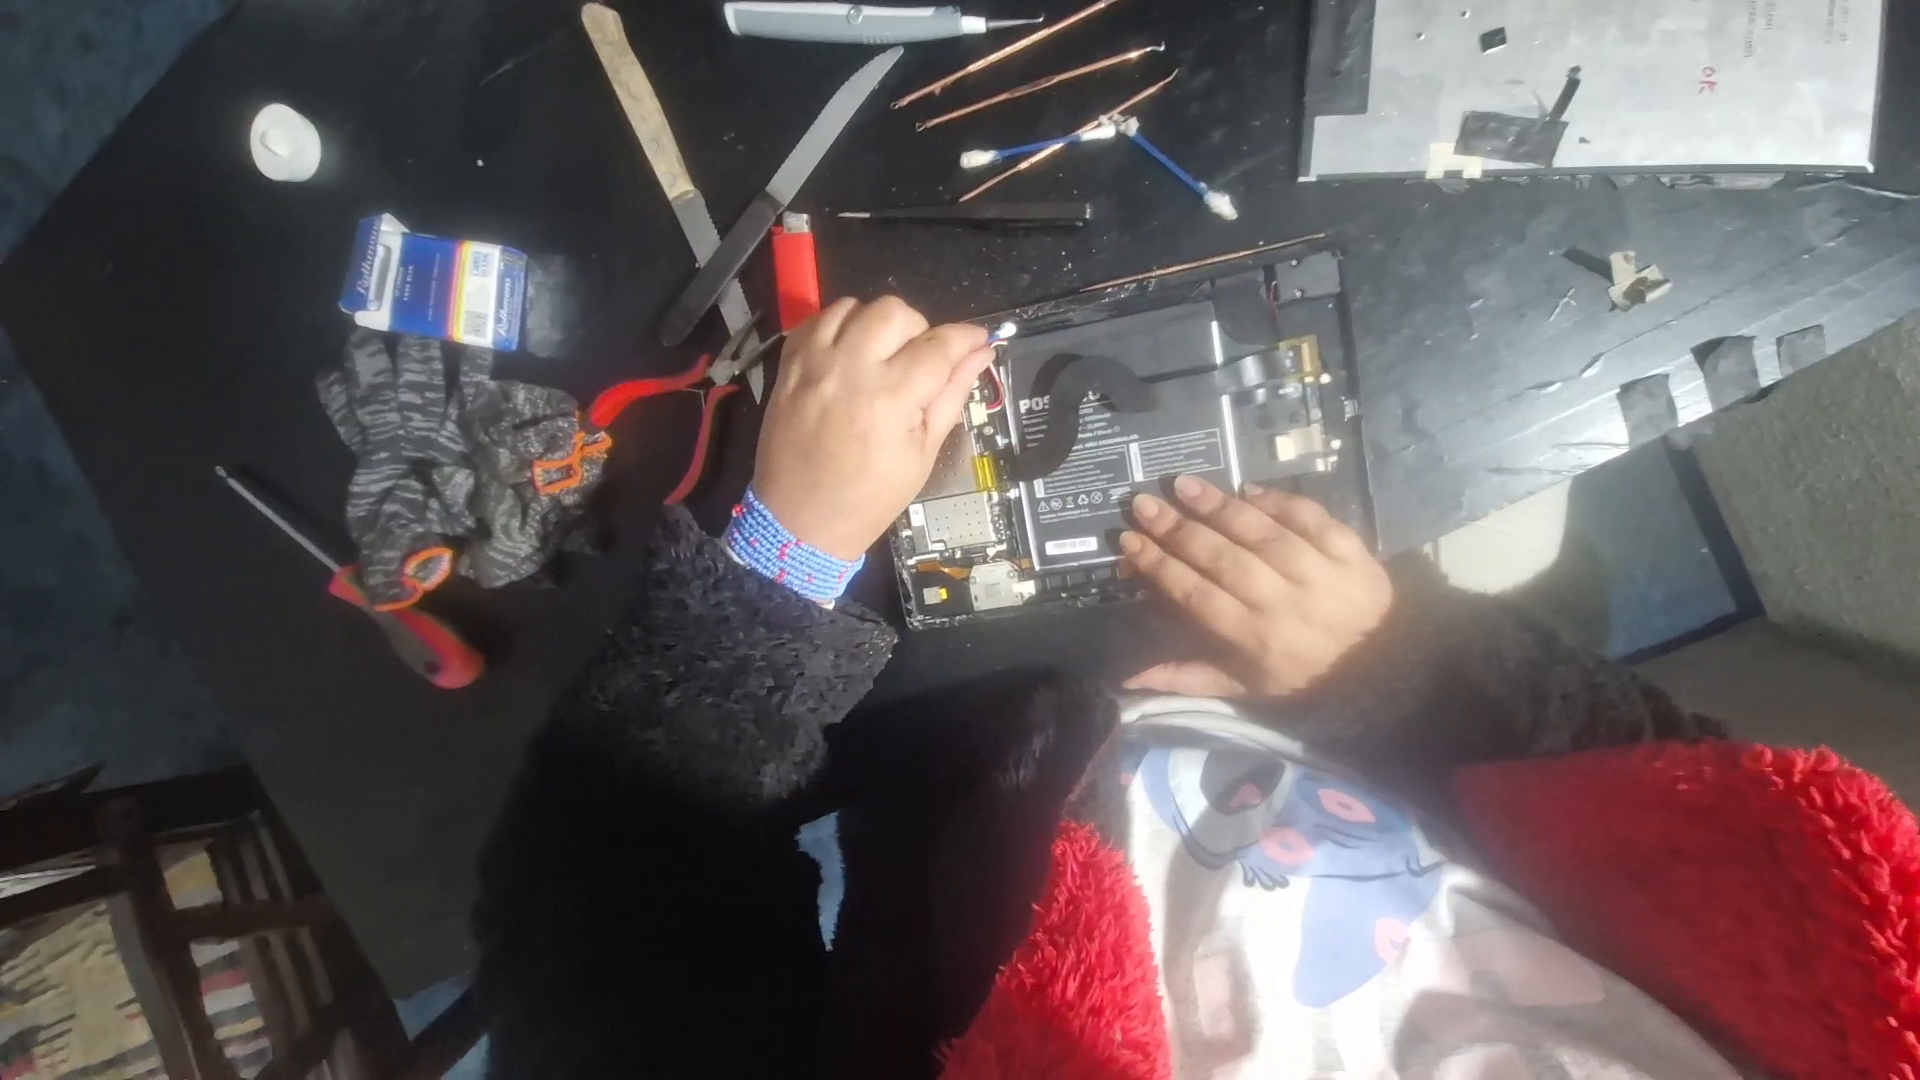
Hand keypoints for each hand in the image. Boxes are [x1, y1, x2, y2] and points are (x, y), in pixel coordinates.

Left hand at [753, 296, 993, 559]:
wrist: (801, 521)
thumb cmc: (869, 498)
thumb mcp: (922, 455)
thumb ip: (951, 397)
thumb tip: (980, 355)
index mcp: (888, 400)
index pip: (938, 347)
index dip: (965, 338)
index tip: (980, 338)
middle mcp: (849, 370)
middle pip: (895, 313)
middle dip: (919, 329)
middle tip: (919, 362)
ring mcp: (813, 364)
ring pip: (855, 306)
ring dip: (878, 324)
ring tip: (882, 358)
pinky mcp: (788, 365)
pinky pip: (818, 320)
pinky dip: (841, 327)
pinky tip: (850, 356)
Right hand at [1120, 476, 1391, 696]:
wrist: (1386, 668)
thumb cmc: (1303, 675)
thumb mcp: (1245, 687)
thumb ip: (1187, 677)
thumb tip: (1128, 678)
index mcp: (1254, 637)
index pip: (1197, 595)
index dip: (1160, 567)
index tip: (1130, 541)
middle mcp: (1282, 603)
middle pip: (1223, 560)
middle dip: (1178, 529)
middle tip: (1145, 504)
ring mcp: (1319, 573)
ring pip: (1262, 534)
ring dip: (1220, 507)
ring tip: (1184, 485)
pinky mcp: (1351, 552)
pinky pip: (1310, 519)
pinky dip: (1279, 502)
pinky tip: (1248, 489)